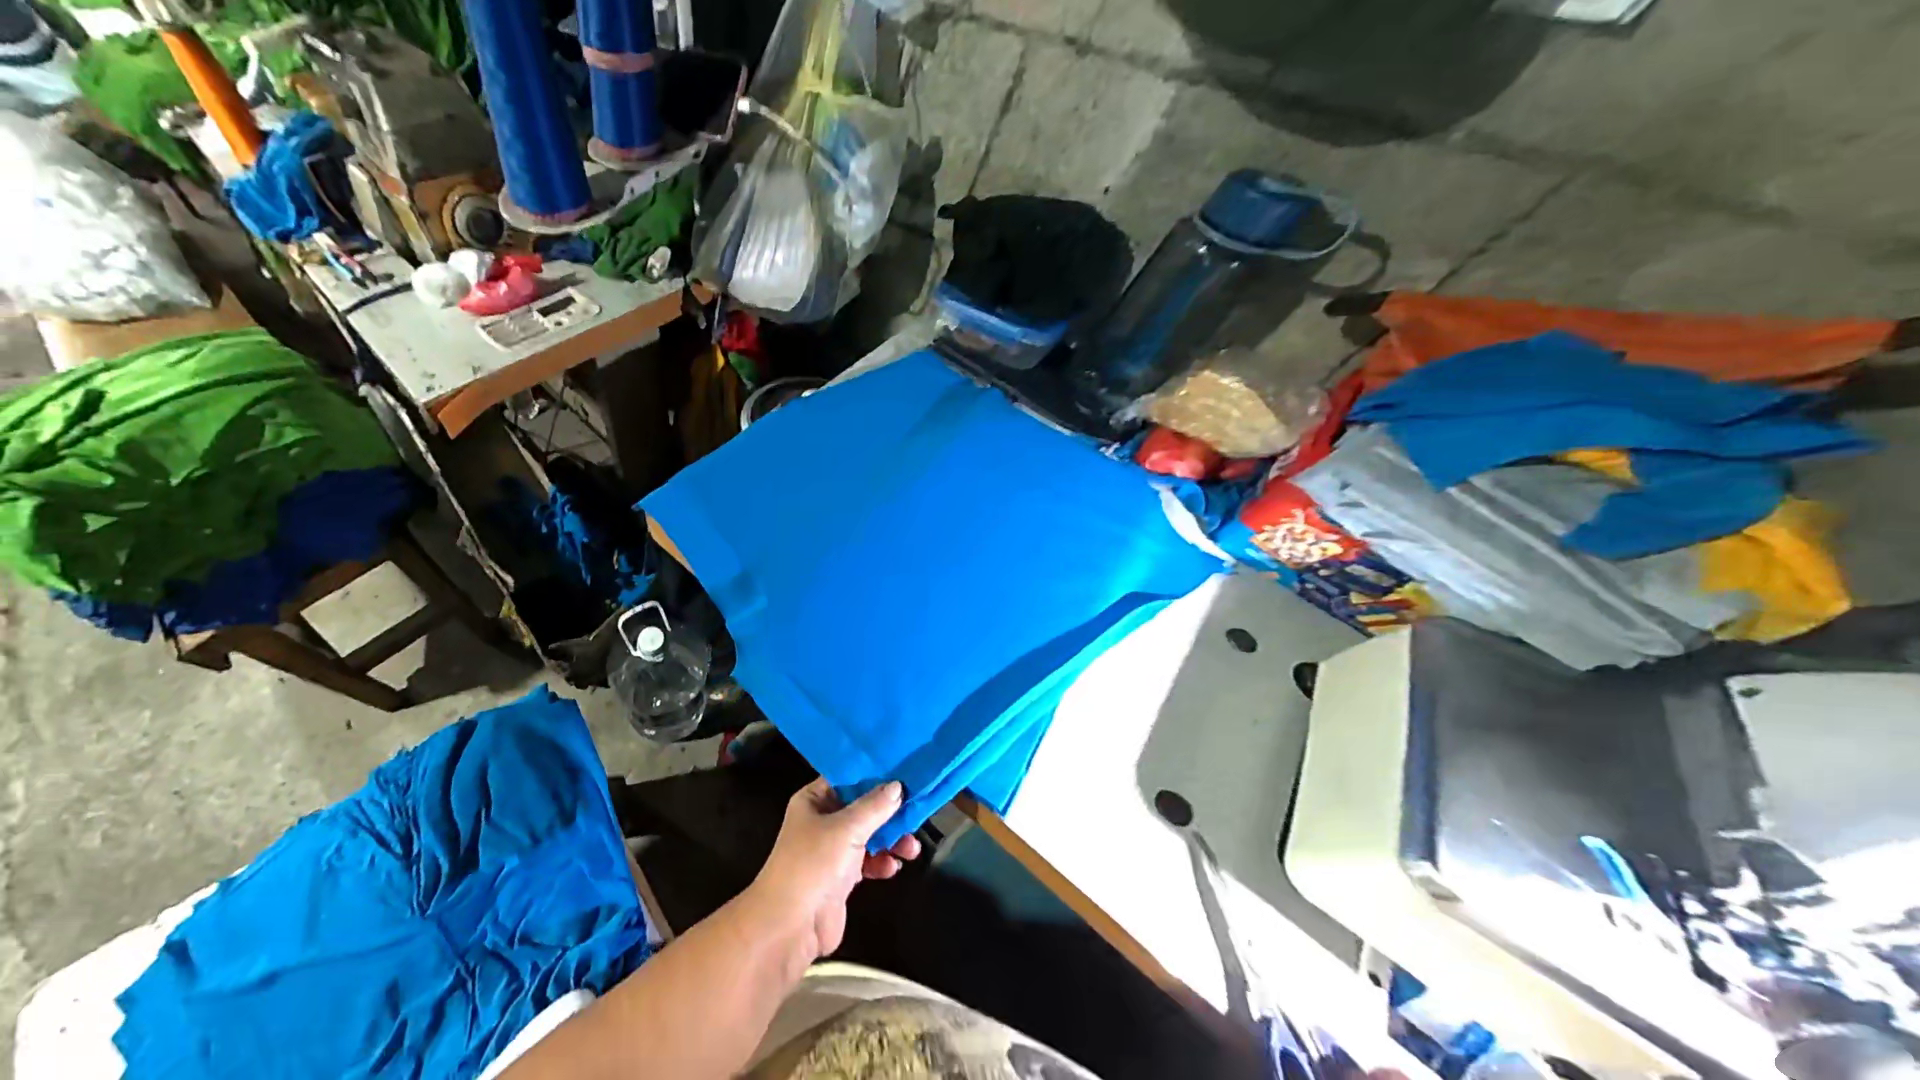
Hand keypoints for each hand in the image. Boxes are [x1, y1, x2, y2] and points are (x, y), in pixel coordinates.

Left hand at [746, 778, 923, 959]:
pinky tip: (893, 868)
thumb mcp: (846, 828)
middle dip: (890, 812)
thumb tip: (898, 786)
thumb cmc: (813, 864)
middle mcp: (823, 820)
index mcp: (815, 800)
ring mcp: (832, 849)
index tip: (905, 770)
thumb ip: (875, 805)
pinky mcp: (842, 876)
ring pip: (870, 835)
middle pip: (863, 807)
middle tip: (916, 812)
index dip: (875, 774)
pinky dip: (882, 862)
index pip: (848, 778)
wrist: (790, 926)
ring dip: (892, 840)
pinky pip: (869, 861)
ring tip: (911, 848)